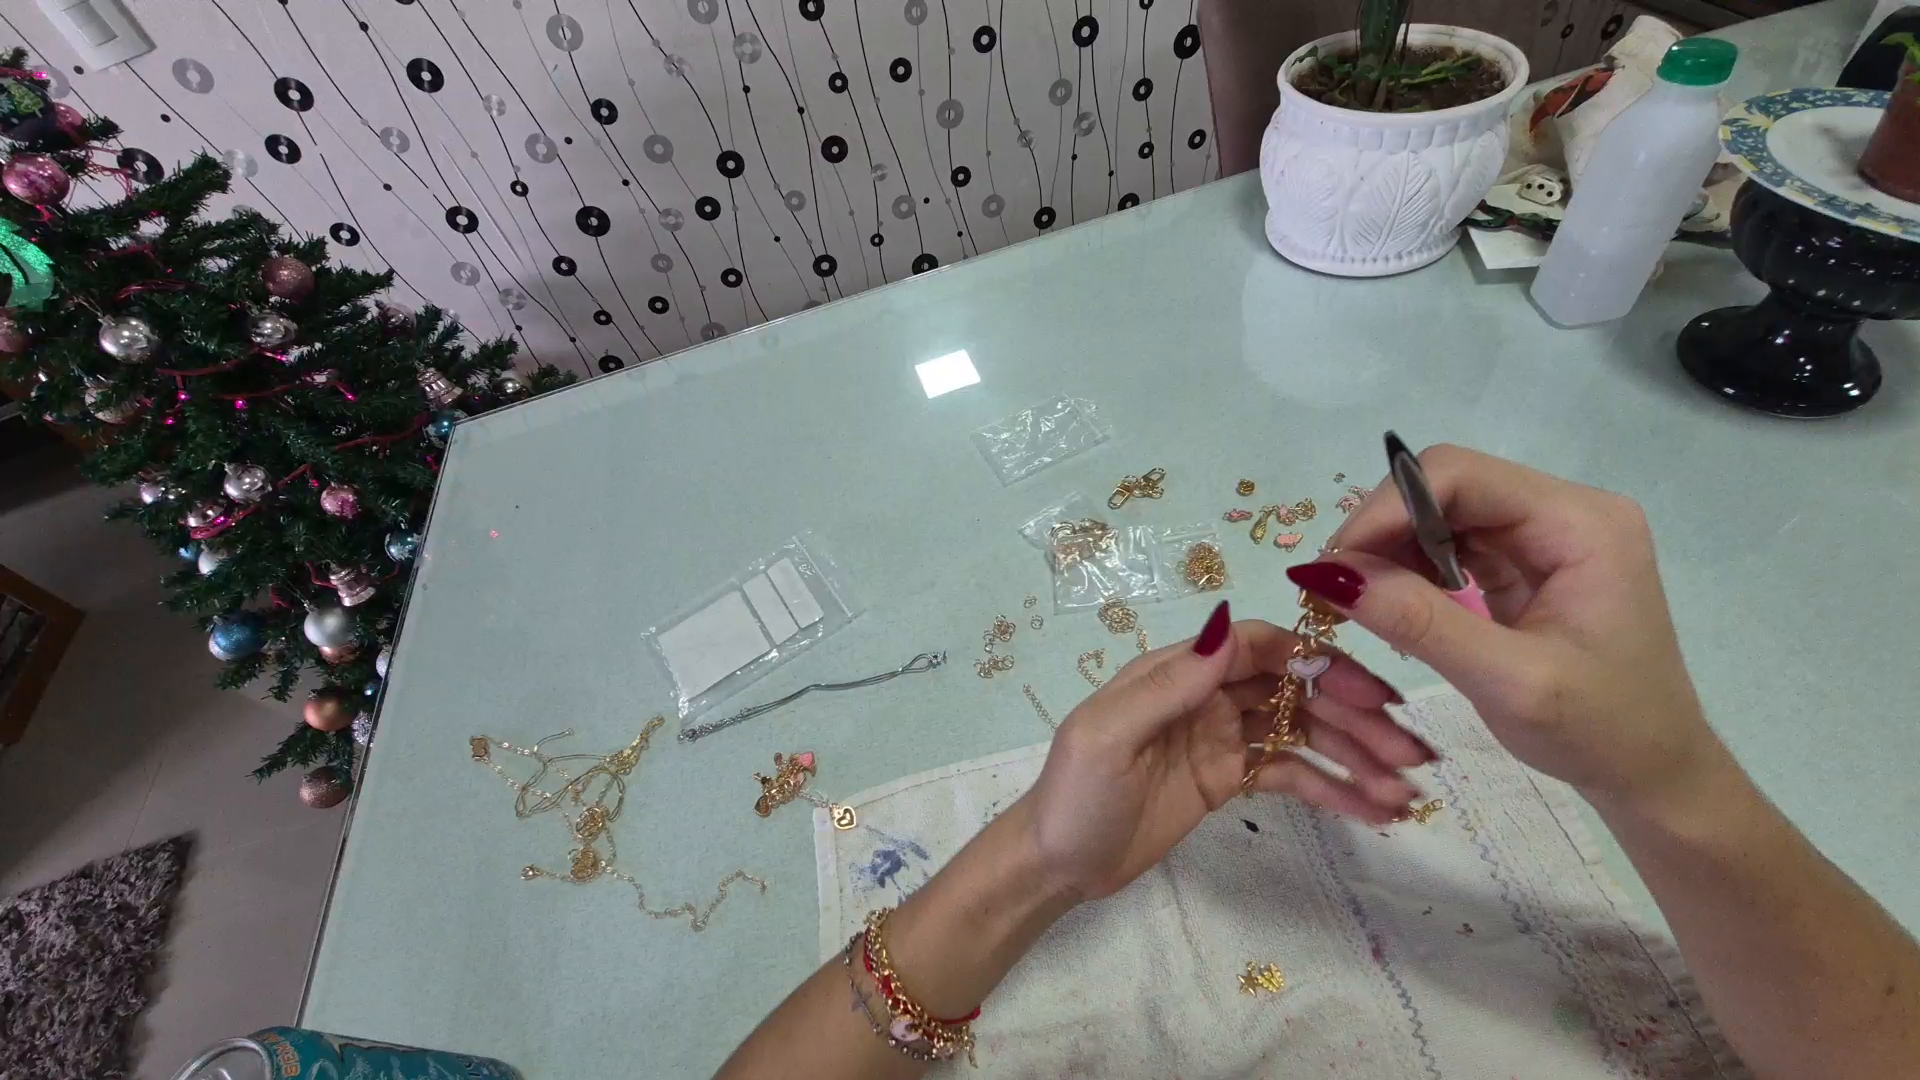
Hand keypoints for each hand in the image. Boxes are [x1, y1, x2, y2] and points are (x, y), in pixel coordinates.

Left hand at [1021, 600, 1431, 902]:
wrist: (1061, 861)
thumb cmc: (1077, 793)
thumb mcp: (1108, 736)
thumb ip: (1166, 688)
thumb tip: (1225, 632)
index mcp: (1174, 673)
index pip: (1253, 647)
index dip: (1312, 659)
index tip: (1368, 692)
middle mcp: (1205, 697)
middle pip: (1289, 688)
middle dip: (1351, 712)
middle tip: (1409, 750)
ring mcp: (1222, 739)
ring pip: (1300, 732)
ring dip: (1355, 754)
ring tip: (1406, 790)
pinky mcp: (1230, 781)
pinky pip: (1290, 776)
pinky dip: (1332, 789)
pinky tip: (1376, 811)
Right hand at [1290, 443, 1728, 814]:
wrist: (1653, 775)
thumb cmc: (1600, 732)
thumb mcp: (1506, 680)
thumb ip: (1418, 620)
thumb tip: (1323, 572)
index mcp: (1579, 524)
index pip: (1456, 475)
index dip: (1385, 509)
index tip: (1335, 566)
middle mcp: (1561, 512)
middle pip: (1441, 486)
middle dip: (1380, 531)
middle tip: (1334, 588)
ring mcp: (1541, 535)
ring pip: (1434, 512)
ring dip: (1387, 551)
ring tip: (1358, 602)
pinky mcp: (1521, 560)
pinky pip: (1444, 543)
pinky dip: (1404, 568)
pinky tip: (1392, 605)